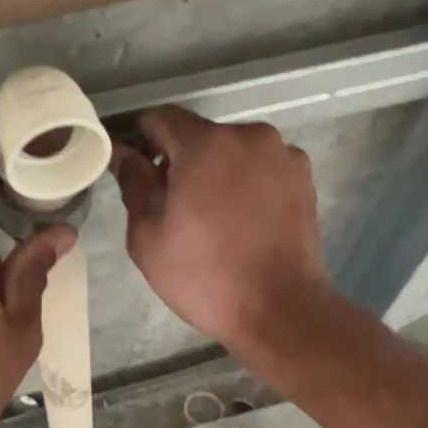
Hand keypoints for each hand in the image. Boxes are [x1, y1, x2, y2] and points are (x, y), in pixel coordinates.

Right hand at [111, 106, 328, 350]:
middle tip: (174, 208)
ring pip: (234, 152)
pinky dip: (248, 185)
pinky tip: (244, 223)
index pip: (161, 118)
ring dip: (218, 173)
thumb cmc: (204, 277)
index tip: (137, 170)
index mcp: (205, 144)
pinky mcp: (304, 178)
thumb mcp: (148, 237)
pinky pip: (263, 169)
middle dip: (183, 162)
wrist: (280, 309)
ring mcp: (283, 155)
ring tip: (214, 220)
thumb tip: (123, 153)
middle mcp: (249, 136)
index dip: (142, 140)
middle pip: (201, 136)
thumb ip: (134, 184)